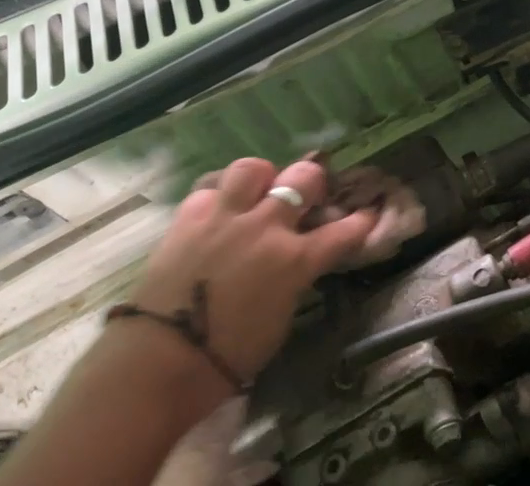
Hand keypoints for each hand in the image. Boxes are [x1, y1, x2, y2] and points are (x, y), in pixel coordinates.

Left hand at [128, 157, 379, 389]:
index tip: (368, 213)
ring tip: (258, 194)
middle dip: (314, 183)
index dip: (362, 219)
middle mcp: (266, 228)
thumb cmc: (229, 357)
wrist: (161, 362)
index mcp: (296, 260)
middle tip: (307, 196)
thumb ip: (297, 277)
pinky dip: (219, 196)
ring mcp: (226, 218)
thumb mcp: (282, 317)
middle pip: (305, 178)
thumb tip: (301, 260)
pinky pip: (210, 187)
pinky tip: (219, 211)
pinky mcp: (188, 218)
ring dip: (262, 179)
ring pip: (254, 168)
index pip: (345, 229)